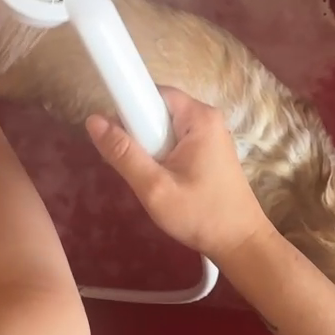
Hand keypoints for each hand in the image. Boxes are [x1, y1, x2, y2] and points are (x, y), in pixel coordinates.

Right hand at [85, 87, 271, 261]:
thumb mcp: (155, 188)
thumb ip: (124, 154)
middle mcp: (208, 118)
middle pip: (158, 110)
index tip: (118, 138)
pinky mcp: (210, 150)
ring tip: (149, 179)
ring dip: (149, 149)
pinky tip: (162, 182)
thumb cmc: (200, 215)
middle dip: (139, 134)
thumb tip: (94, 121)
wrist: (241, 243)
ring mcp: (211, 134)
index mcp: (199, 117)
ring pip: (164, 128)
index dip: (130, 109)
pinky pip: (175, 140)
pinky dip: (162, 156)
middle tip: (135, 168)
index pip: (153, 92)